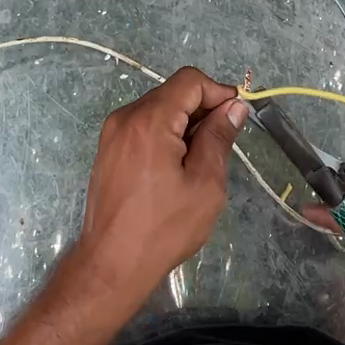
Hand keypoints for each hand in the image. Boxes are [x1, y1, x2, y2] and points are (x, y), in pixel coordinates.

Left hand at [63, 67, 247, 314]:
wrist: (112, 263)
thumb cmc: (163, 227)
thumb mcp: (204, 183)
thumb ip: (218, 138)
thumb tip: (234, 106)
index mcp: (149, 119)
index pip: (189, 80)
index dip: (218, 92)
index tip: (236, 117)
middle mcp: (126, 117)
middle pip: (172, 92)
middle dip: (202, 109)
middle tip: (222, 144)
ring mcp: (112, 133)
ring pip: (158, 109)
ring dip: (184, 124)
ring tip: (200, 161)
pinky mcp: (108, 149)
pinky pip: (143, 126)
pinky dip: (165, 134)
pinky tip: (176, 167)